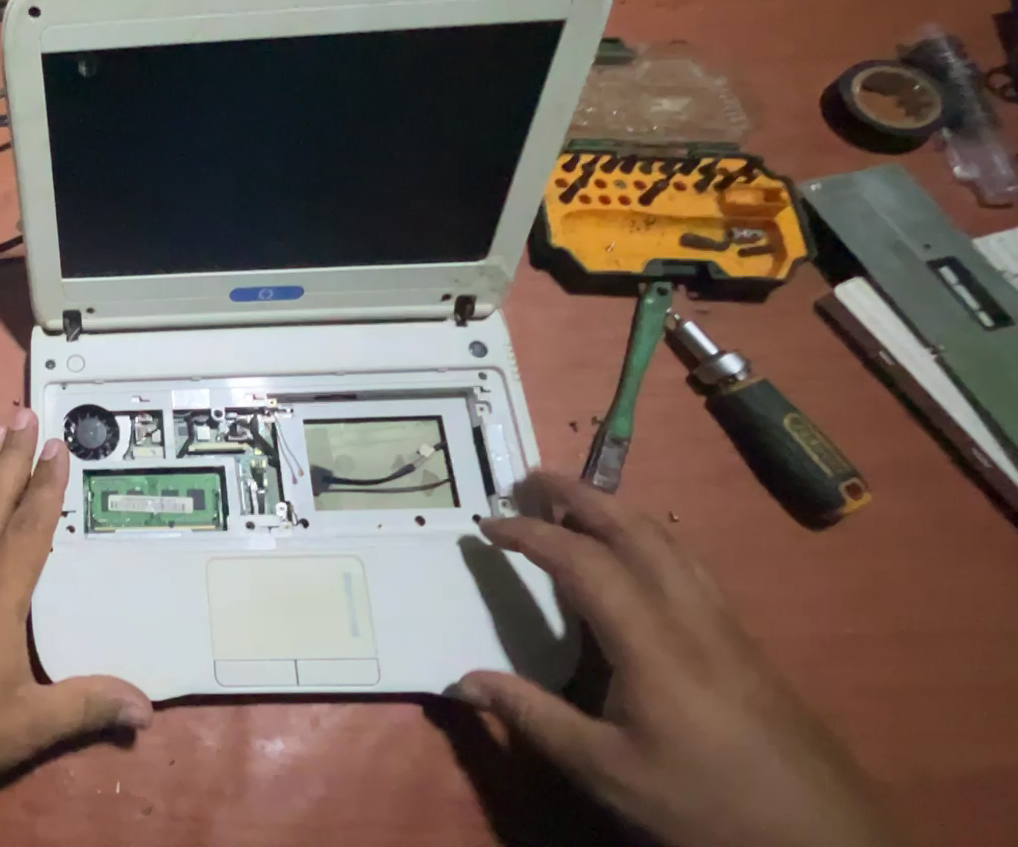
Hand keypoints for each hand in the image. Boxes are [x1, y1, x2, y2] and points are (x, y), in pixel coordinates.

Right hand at [455, 472, 901, 846]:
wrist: (829, 846)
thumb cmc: (707, 805)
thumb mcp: (607, 772)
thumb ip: (532, 717)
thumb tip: (460, 681)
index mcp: (653, 643)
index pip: (584, 561)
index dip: (532, 534)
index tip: (489, 526)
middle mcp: (692, 617)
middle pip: (635, 530)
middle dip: (580, 494)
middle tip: (531, 478)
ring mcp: (725, 626)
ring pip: (670, 542)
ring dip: (616, 508)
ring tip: (574, 500)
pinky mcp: (744, 642)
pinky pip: (688, 564)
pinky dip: (646, 535)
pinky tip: (633, 552)